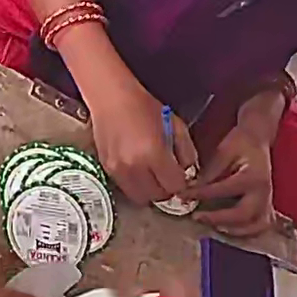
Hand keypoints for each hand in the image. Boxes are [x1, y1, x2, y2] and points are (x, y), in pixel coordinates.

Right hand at [88, 75, 197, 203]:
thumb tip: (189, 173)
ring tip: (153, 176)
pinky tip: (139, 170)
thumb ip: (187, 152)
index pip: (175, 186)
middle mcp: (135, 166)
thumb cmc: (144, 107)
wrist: (111, 98)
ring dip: (150, 191)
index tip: (182, 177)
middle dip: (167, 189)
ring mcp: (118, 170)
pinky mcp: (107, 170)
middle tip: (168, 177)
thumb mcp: (176, 125)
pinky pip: (126, 189)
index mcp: (154, 154)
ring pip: (140, 198)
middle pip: (158, 196)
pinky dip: (136, 185)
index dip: (182, 184)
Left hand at [186, 127, 273, 235]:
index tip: (183, 197)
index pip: (223, 190)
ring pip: (256, 225)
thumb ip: (208, 174)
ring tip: (213, 226)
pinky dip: (246, 231)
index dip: (200, 194)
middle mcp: (263, 191)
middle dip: (218, 218)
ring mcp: (268, 200)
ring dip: (234, 230)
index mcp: (252, 176)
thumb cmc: (239, 144)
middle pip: (243, 214)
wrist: (257, 140)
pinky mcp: (267, 206)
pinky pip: (260, 226)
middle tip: (197, 217)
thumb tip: (190, 191)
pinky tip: (228, 229)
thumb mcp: (222, 153)